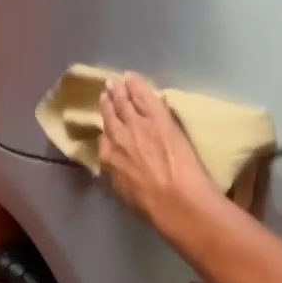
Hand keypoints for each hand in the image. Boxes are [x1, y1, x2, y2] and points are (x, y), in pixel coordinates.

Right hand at [97, 72, 217, 220]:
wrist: (177, 200)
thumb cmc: (151, 206)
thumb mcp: (123, 191)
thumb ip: (116, 172)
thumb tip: (115, 164)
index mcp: (109, 157)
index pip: (104, 137)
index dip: (105, 125)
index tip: (105, 118)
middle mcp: (118, 136)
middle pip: (112, 114)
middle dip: (109, 101)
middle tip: (107, 89)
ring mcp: (138, 124)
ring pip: (125, 102)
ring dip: (120, 90)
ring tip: (117, 81)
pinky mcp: (158, 118)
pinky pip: (144, 96)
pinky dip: (136, 85)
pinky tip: (131, 76)